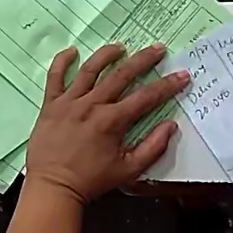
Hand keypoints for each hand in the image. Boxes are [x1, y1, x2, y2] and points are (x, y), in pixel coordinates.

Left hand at [26, 43, 189, 202]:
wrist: (53, 186)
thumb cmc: (91, 180)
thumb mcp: (128, 170)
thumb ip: (153, 147)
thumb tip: (171, 126)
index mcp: (112, 121)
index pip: (146, 97)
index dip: (167, 86)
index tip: (181, 75)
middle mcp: (91, 105)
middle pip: (121, 75)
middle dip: (143, 60)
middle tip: (158, 48)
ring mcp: (69, 102)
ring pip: (89, 70)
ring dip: (107, 55)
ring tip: (120, 46)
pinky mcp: (50, 105)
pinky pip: (54, 77)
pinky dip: (62, 62)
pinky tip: (72, 51)